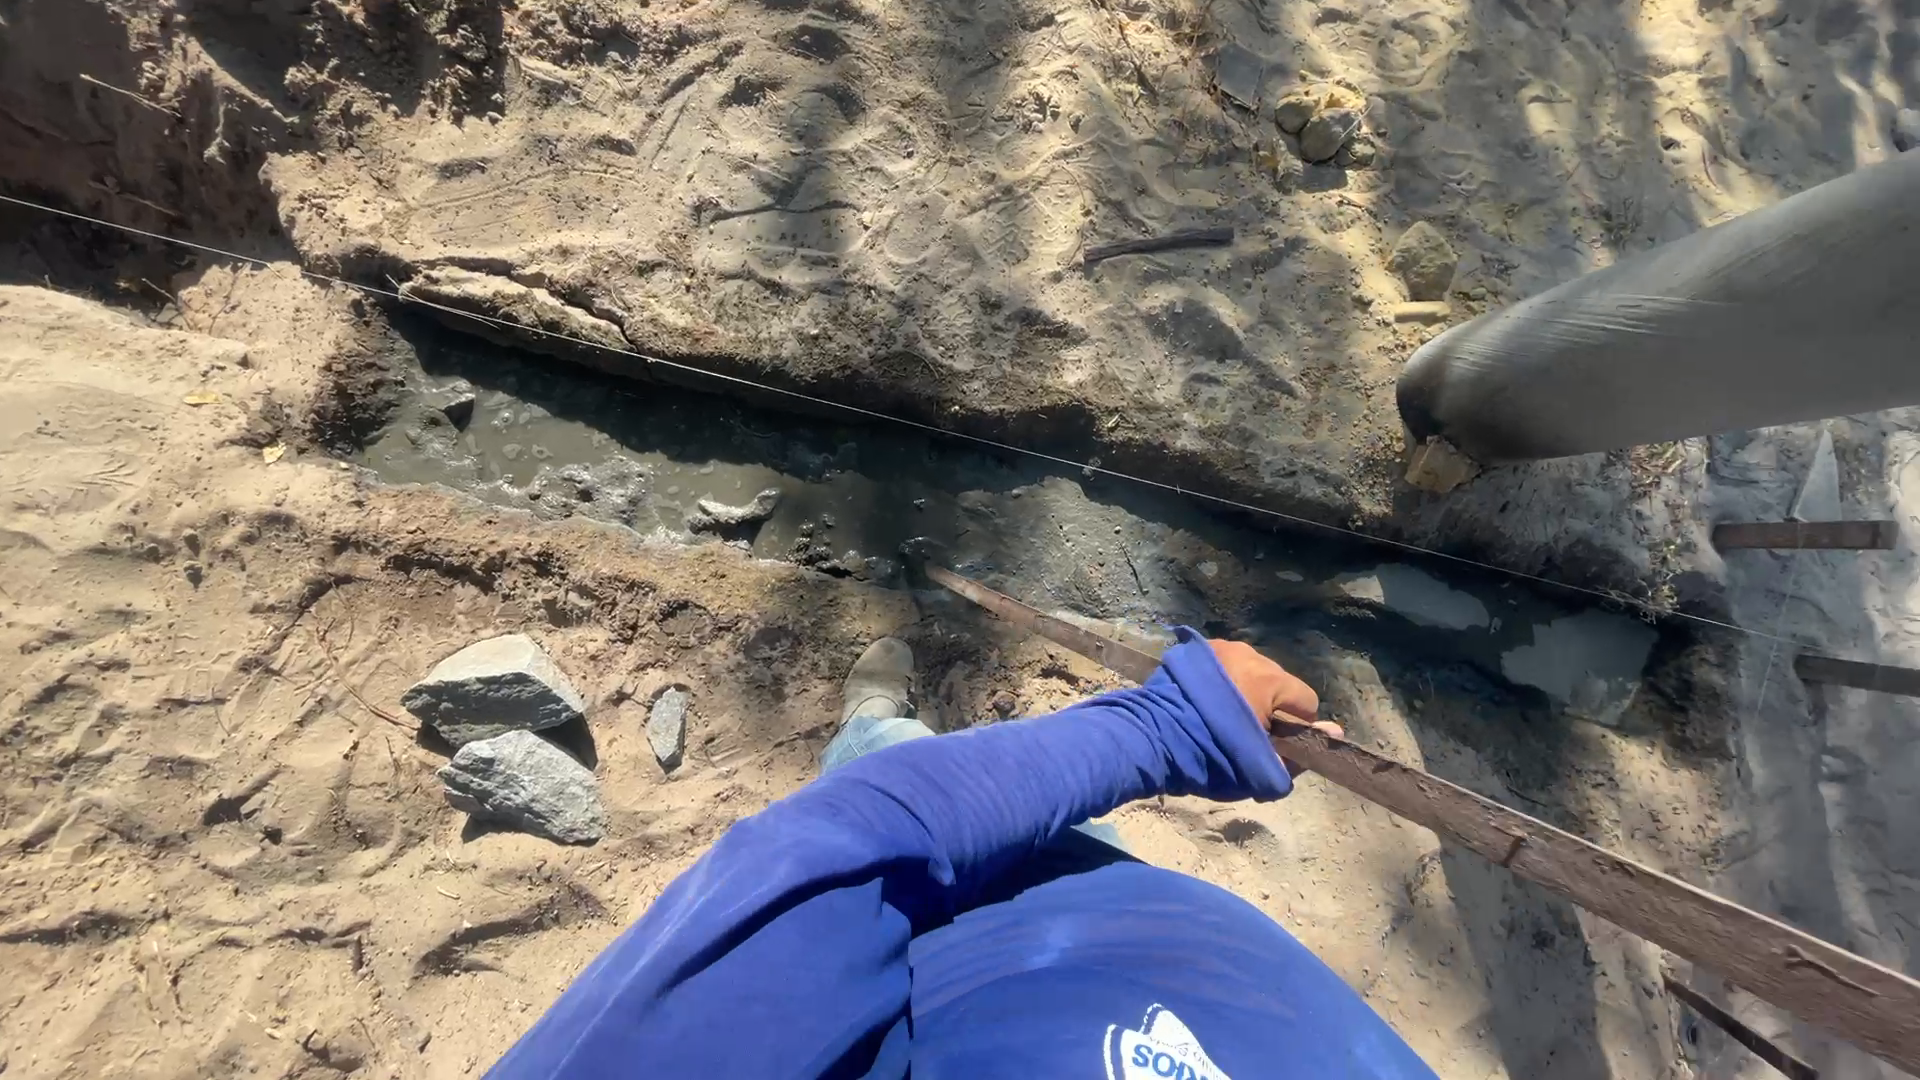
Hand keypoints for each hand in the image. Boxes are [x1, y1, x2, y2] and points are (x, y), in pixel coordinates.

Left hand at [1207, 639, 1344, 777]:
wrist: (1155, 737)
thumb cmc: (1216, 754)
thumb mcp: (1265, 765)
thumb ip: (1302, 750)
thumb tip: (1334, 732)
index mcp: (1270, 679)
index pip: (1305, 700)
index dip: (1295, 726)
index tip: (1273, 741)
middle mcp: (1249, 654)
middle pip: (1277, 681)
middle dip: (1269, 704)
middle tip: (1244, 729)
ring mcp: (1220, 648)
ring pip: (1249, 671)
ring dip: (1245, 689)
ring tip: (1222, 714)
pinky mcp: (1196, 649)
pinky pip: (1224, 665)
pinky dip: (1222, 680)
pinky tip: (1206, 699)